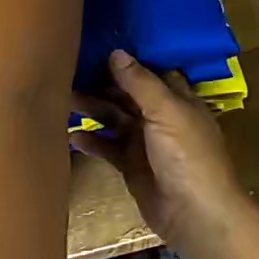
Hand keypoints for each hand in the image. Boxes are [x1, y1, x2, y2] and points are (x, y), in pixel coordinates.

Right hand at [71, 50, 253, 242]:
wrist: (194, 214)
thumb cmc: (187, 154)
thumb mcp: (166, 111)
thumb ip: (140, 82)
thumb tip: (117, 52)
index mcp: (178, 99)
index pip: (152, 72)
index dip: (130, 61)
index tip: (100, 44)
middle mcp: (162, 117)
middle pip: (128, 95)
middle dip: (103, 84)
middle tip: (70, 71)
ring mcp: (146, 142)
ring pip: (115, 119)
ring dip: (93, 109)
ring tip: (63, 98)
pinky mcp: (131, 166)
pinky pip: (108, 147)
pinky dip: (92, 141)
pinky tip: (71, 134)